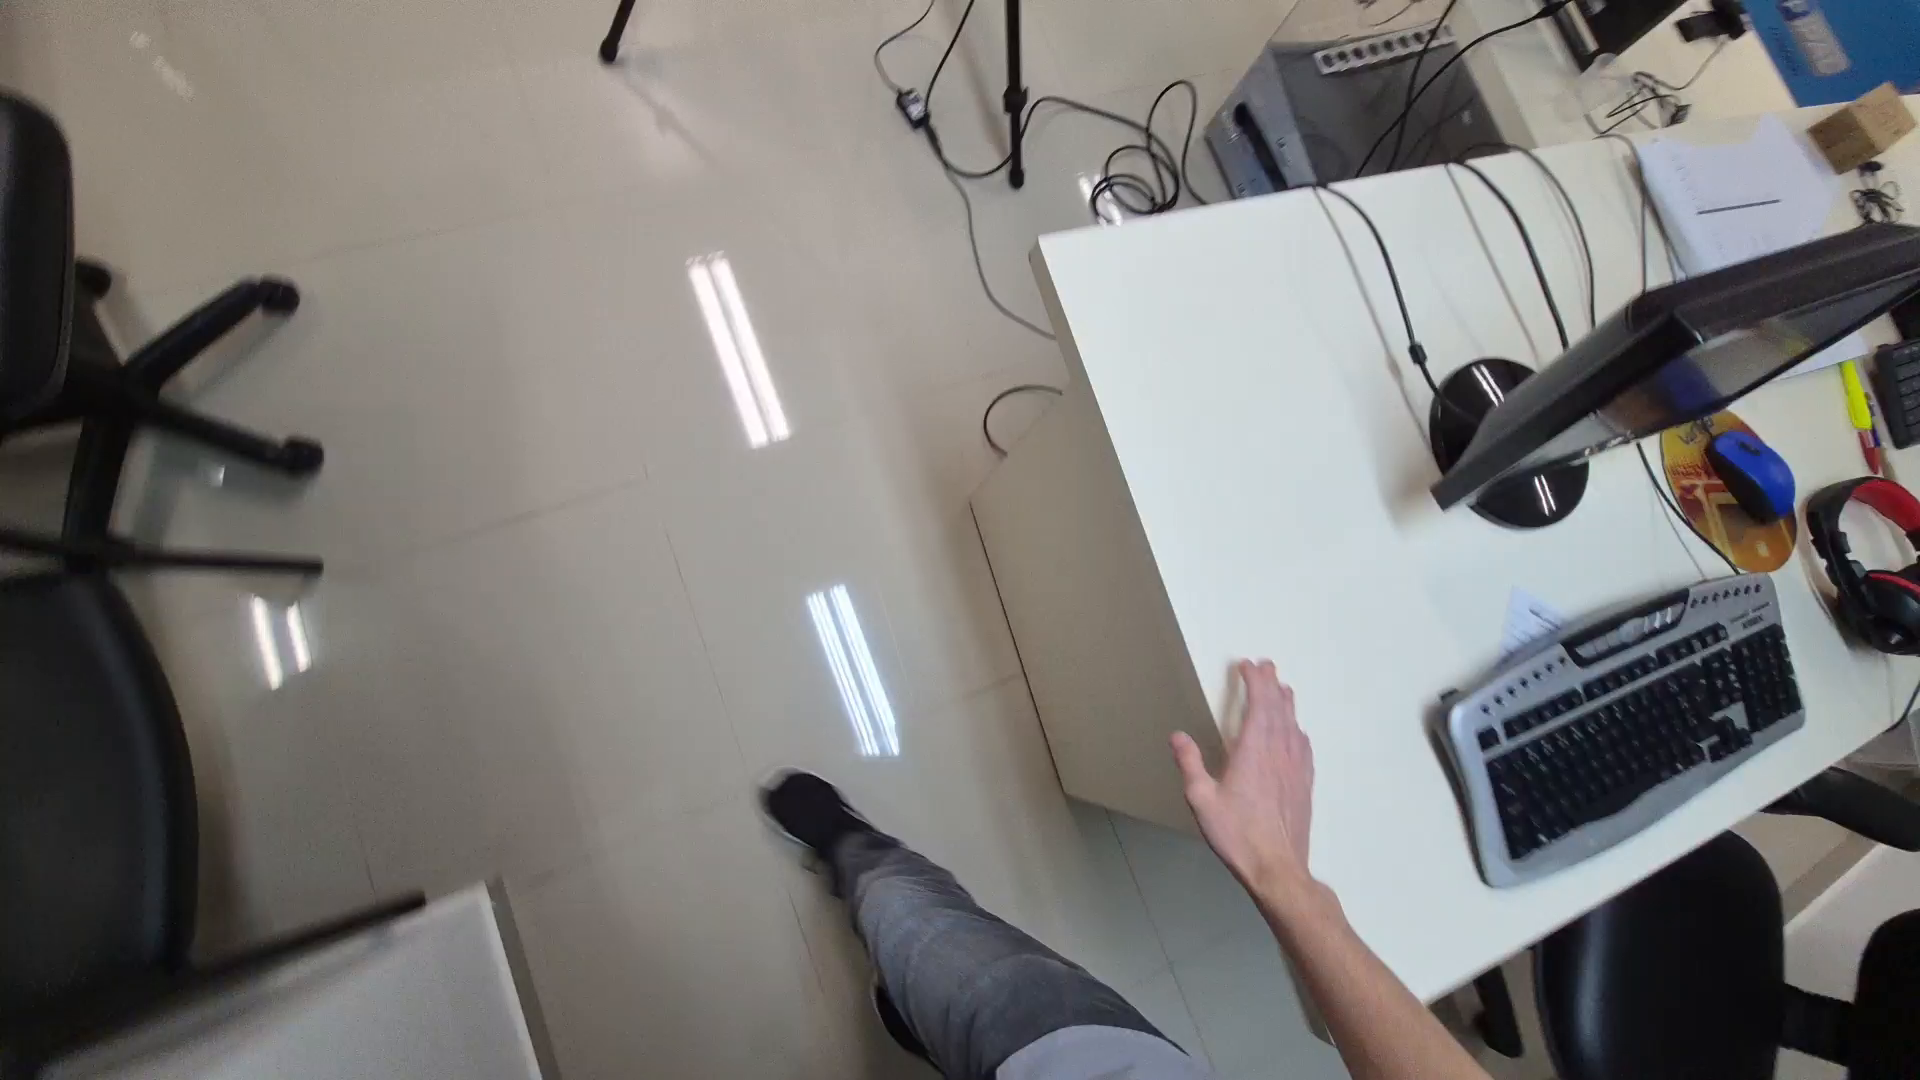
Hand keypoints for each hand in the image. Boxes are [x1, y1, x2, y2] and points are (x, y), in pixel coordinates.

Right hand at [1171, 660, 1316, 905]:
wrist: (1278, 869)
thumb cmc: (1236, 834)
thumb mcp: (1201, 799)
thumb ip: (1190, 764)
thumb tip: (1177, 735)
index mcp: (1253, 751)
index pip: (1258, 706)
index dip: (1254, 682)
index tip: (1247, 665)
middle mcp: (1278, 753)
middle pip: (1278, 710)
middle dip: (1271, 685)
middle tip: (1266, 666)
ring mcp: (1296, 769)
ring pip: (1293, 726)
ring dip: (1286, 703)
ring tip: (1282, 688)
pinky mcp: (1304, 785)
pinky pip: (1303, 748)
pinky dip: (1298, 730)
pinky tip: (1297, 731)